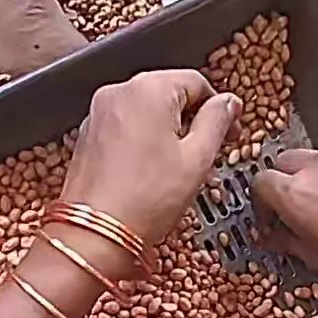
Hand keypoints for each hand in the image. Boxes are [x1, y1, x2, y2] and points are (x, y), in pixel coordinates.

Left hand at [62, 71, 239, 247]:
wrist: (94, 234)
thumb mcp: (197, 159)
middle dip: (192, 121)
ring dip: (167, 133)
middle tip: (208, 154)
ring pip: (145, 112)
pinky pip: (124, 129)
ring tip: (178, 168)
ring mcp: (98, 114)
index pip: (197, 82)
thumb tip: (228, 102)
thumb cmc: (146, 200)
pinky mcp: (87, 136)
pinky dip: (142, 142)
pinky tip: (150, 173)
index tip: (231, 133)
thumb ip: (217, 122)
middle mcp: (118, 92)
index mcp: (149, 89)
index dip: (220, 108)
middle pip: (168, 94)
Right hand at [250, 145, 317, 299]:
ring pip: (316, 159)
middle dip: (284, 185)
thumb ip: (290, 240)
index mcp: (297, 194)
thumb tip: (276, 235)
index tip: (271, 220)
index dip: (262, 204)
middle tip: (294, 213)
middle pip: (284, 163)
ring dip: (313, 179)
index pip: (260, 183)